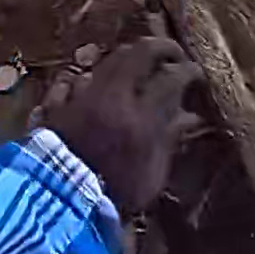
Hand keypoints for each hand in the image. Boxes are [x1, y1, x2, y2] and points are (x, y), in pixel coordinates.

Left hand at [41, 38, 202, 212]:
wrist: (58, 206)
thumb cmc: (113, 196)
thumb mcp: (151, 176)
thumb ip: (169, 140)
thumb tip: (190, 117)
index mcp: (141, 116)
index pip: (172, 78)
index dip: (188, 71)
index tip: (196, 72)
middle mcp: (113, 95)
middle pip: (141, 52)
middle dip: (162, 47)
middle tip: (174, 54)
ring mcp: (84, 93)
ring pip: (110, 58)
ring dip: (129, 56)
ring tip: (141, 64)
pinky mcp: (61, 99)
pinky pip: (78, 76)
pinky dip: (91, 77)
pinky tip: (98, 84)